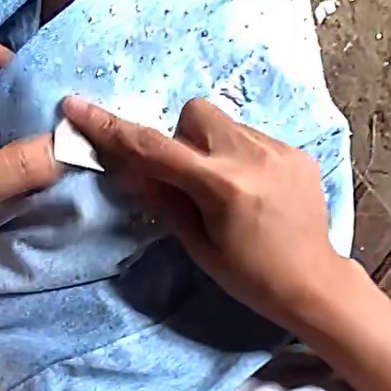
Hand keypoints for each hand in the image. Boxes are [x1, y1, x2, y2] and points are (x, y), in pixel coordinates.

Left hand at [0, 36, 60, 299]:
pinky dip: (23, 157)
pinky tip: (48, 166)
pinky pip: (1, 153)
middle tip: (62, 118)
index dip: (2, 61)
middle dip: (23, 100)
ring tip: (61, 142)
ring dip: (26, 132)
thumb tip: (70, 144)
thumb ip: (21, 164)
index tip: (39, 90)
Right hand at [60, 95, 354, 332]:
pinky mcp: (298, 152)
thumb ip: (165, 201)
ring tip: (227, 189)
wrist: (313, 282)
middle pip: (194, 113)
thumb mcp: (201, 247)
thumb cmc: (251, 277)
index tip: (77, 108)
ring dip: (211, 146)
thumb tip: (128, 168)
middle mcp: (252, 156)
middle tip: (191, 181)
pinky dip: (240, 155)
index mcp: (223, 186)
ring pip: (225, 122)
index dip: (112, 129)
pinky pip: (253, 136)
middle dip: (181, 139)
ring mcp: (280, 150)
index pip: (155, 149)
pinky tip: (254, 191)